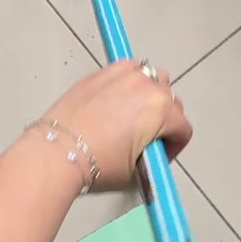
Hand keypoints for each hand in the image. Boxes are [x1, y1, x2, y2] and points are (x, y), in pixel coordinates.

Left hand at [36, 59, 190, 190]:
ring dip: (150, 94)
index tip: (158, 157)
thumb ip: (153, 159)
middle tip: (145, 138)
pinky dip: (129, 80)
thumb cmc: (99, 165)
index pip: (182, 127)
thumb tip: (150, 155)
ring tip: (132, 115)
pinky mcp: (103, 72)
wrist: (58, 152)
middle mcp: (148, 86)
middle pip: (170, 100)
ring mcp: (124, 75)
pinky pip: (128, 69)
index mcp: (161, 111)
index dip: (174, 147)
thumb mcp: (136, 172)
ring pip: (151, 78)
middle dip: (163, 120)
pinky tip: (117, 99)